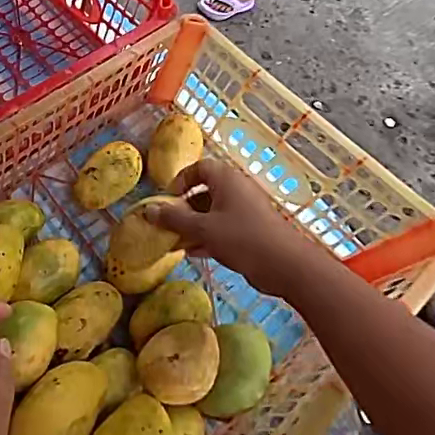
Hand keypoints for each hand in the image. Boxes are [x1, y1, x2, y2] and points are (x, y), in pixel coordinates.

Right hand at [146, 159, 322, 298]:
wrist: (286, 266)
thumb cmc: (243, 238)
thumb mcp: (203, 228)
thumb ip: (174, 219)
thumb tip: (148, 210)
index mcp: (226, 179)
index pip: (199, 167)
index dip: (180, 180)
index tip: (167, 199)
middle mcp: (237, 190)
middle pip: (204, 191)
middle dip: (184, 208)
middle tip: (168, 224)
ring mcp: (246, 211)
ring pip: (212, 212)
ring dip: (193, 225)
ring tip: (176, 242)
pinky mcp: (252, 231)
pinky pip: (223, 227)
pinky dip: (207, 236)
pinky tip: (194, 252)